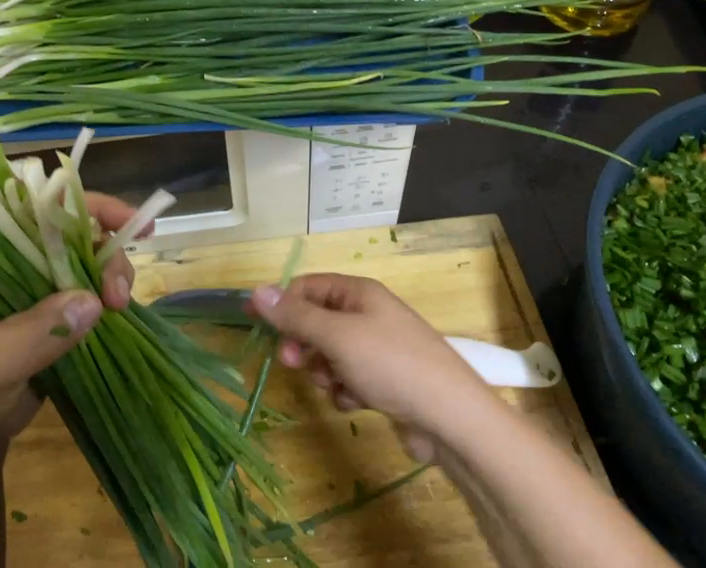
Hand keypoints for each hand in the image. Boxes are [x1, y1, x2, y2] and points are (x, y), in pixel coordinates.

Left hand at [0, 193, 145, 463]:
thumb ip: (38, 332)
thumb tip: (94, 301)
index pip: (34, 209)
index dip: (82, 206)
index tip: (125, 221)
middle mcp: (12, 261)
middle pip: (70, 233)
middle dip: (104, 251)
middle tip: (119, 294)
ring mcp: (34, 290)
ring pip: (85, 262)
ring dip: (111, 275)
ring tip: (121, 306)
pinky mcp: (52, 319)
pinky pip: (89, 296)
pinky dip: (108, 299)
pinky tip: (123, 314)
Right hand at [252, 273, 495, 462]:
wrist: (452, 417)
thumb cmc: (391, 365)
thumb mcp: (337, 336)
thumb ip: (295, 315)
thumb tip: (257, 290)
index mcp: (358, 293)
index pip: (307, 286)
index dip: (280, 303)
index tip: (254, 323)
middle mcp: (368, 314)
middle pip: (316, 321)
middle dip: (302, 342)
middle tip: (293, 362)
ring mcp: (378, 348)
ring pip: (329, 353)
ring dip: (323, 371)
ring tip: (336, 386)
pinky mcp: (385, 380)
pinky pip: (348, 377)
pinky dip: (345, 390)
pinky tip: (357, 402)